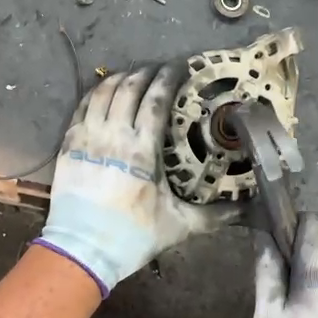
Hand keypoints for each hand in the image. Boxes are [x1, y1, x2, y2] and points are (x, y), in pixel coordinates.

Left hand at [37, 66, 239, 295]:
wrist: (82, 251)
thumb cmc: (133, 236)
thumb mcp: (179, 225)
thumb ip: (215, 215)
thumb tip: (249, 210)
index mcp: (141, 150)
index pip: (156, 100)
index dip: (168, 78)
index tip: (179, 67)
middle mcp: (113, 136)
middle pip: (129, 89)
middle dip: (145, 73)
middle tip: (159, 69)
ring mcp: (87, 138)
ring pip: (102, 93)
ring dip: (119, 78)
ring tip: (133, 75)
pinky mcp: (68, 146)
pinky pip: (80, 108)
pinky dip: (94, 94)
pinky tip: (103, 92)